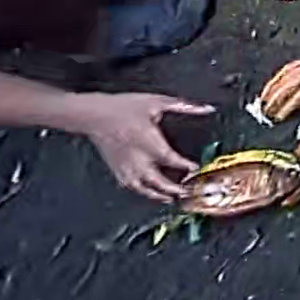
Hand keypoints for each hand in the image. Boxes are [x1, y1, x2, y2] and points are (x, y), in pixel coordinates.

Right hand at [72, 92, 213, 201]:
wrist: (92, 114)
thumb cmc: (123, 107)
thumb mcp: (159, 102)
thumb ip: (185, 106)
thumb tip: (207, 108)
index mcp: (147, 142)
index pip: (169, 158)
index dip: (184, 166)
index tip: (197, 169)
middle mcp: (135, 157)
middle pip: (155, 180)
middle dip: (172, 188)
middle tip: (187, 192)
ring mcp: (123, 165)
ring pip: (140, 187)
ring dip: (156, 194)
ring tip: (170, 198)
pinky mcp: (114, 167)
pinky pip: (128, 184)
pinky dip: (140, 191)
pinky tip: (148, 191)